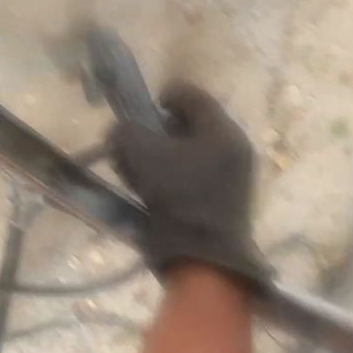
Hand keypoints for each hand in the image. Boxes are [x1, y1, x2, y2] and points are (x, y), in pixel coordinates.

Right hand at [110, 83, 269, 286]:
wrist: (202, 255)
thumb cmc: (176, 195)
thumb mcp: (142, 154)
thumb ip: (126, 132)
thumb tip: (120, 129)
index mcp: (222, 131)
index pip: (192, 96)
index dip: (163, 96)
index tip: (139, 108)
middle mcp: (233, 148)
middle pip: (190, 125)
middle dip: (157, 129)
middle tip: (131, 141)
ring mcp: (231, 176)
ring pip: (189, 151)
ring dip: (160, 153)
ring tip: (133, 167)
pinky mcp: (221, 200)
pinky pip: (191, 174)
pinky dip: (168, 174)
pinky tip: (147, 188)